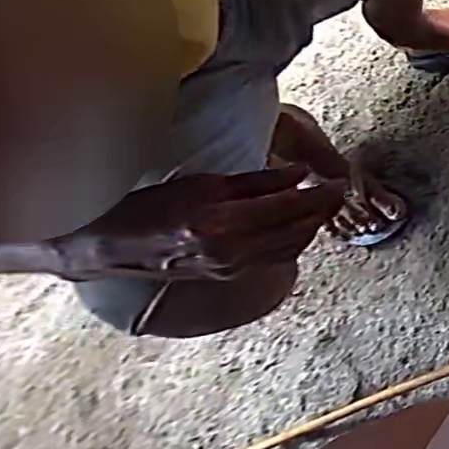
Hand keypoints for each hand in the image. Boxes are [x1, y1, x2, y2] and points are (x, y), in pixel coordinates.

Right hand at [56, 166, 343, 279]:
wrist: (110, 247)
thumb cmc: (153, 206)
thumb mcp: (204, 184)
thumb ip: (258, 181)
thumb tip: (302, 173)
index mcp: (221, 222)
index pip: (290, 206)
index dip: (320, 194)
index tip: (339, 182)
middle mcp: (232, 249)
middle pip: (300, 227)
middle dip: (325, 209)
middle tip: (338, 192)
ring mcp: (235, 266)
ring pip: (296, 244)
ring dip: (316, 224)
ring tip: (325, 205)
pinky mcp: (235, 275)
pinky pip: (282, 256)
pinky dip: (299, 239)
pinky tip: (304, 225)